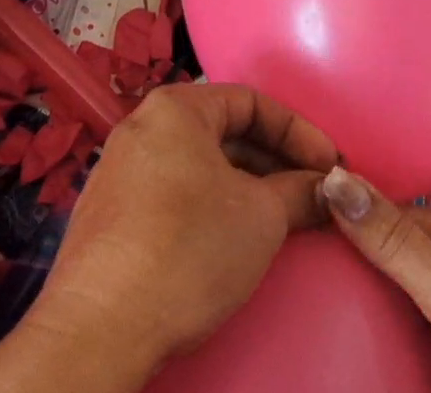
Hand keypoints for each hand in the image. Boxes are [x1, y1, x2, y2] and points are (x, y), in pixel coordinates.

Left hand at [0, 83, 337, 392]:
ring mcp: (118, 172)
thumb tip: (325, 188)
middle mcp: (140, 128)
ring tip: (282, 217)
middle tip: (312, 193)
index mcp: (175, 109)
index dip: (299, 132)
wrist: (101, 327)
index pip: (251, 102)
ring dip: (246, 185)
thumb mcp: (262, 216)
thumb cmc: (190, 248)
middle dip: (274, 161)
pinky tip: (233, 237)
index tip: (330, 165)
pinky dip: (211, 204)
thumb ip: (300, 191)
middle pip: (223, 131)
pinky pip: (172, 192)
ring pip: (198, 165)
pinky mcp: (108, 214)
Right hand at [321, 166, 430, 392]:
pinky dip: (404, 338)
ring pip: (427, 300)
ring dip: (389, 306)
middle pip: (426, 258)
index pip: (427, 220)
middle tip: (322, 262)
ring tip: (337, 296)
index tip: (320, 222)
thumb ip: (397, 244)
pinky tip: (371, 336)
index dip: (375, 223)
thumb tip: (339, 182)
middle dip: (381, 267)